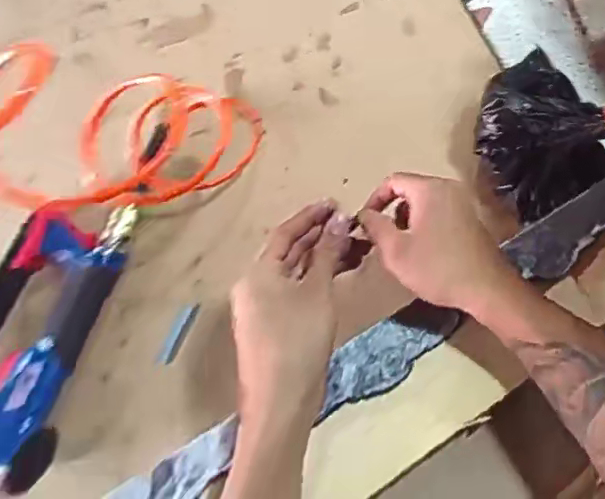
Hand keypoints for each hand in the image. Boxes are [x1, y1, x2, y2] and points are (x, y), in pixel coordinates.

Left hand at [230, 200, 355, 412]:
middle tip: (347, 220)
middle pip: (287, 250)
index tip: (335, 203)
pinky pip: (296, 286)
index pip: (284, 234)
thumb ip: (328, 251)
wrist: (282, 401)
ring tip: (350, 241)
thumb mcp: (318, 289)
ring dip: (320, 254)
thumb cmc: (298, 338)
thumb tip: (340, 219)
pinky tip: (340, 269)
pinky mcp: (276, 323)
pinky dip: (317, 274)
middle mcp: (255, 286)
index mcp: (257, 274)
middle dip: (317, 234)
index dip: (310, 216)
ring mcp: (264, 307)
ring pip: (294, 269)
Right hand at [360, 173, 521, 315]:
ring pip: (424, 200)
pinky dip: (425, 221)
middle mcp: (448, 187)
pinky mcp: (469, 214)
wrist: (484, 285)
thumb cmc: (437, 267)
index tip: (365, 223)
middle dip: (392, 211)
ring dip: (408, 218)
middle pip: (410, 189)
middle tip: (384, 239)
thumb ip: (376, 227)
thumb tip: (364, 213)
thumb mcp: (396, 251)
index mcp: (430, 189)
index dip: (374, 200)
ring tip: (403, 247)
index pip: (393, 180)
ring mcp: (462, 200)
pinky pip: (439, 209)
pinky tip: (424, 249)